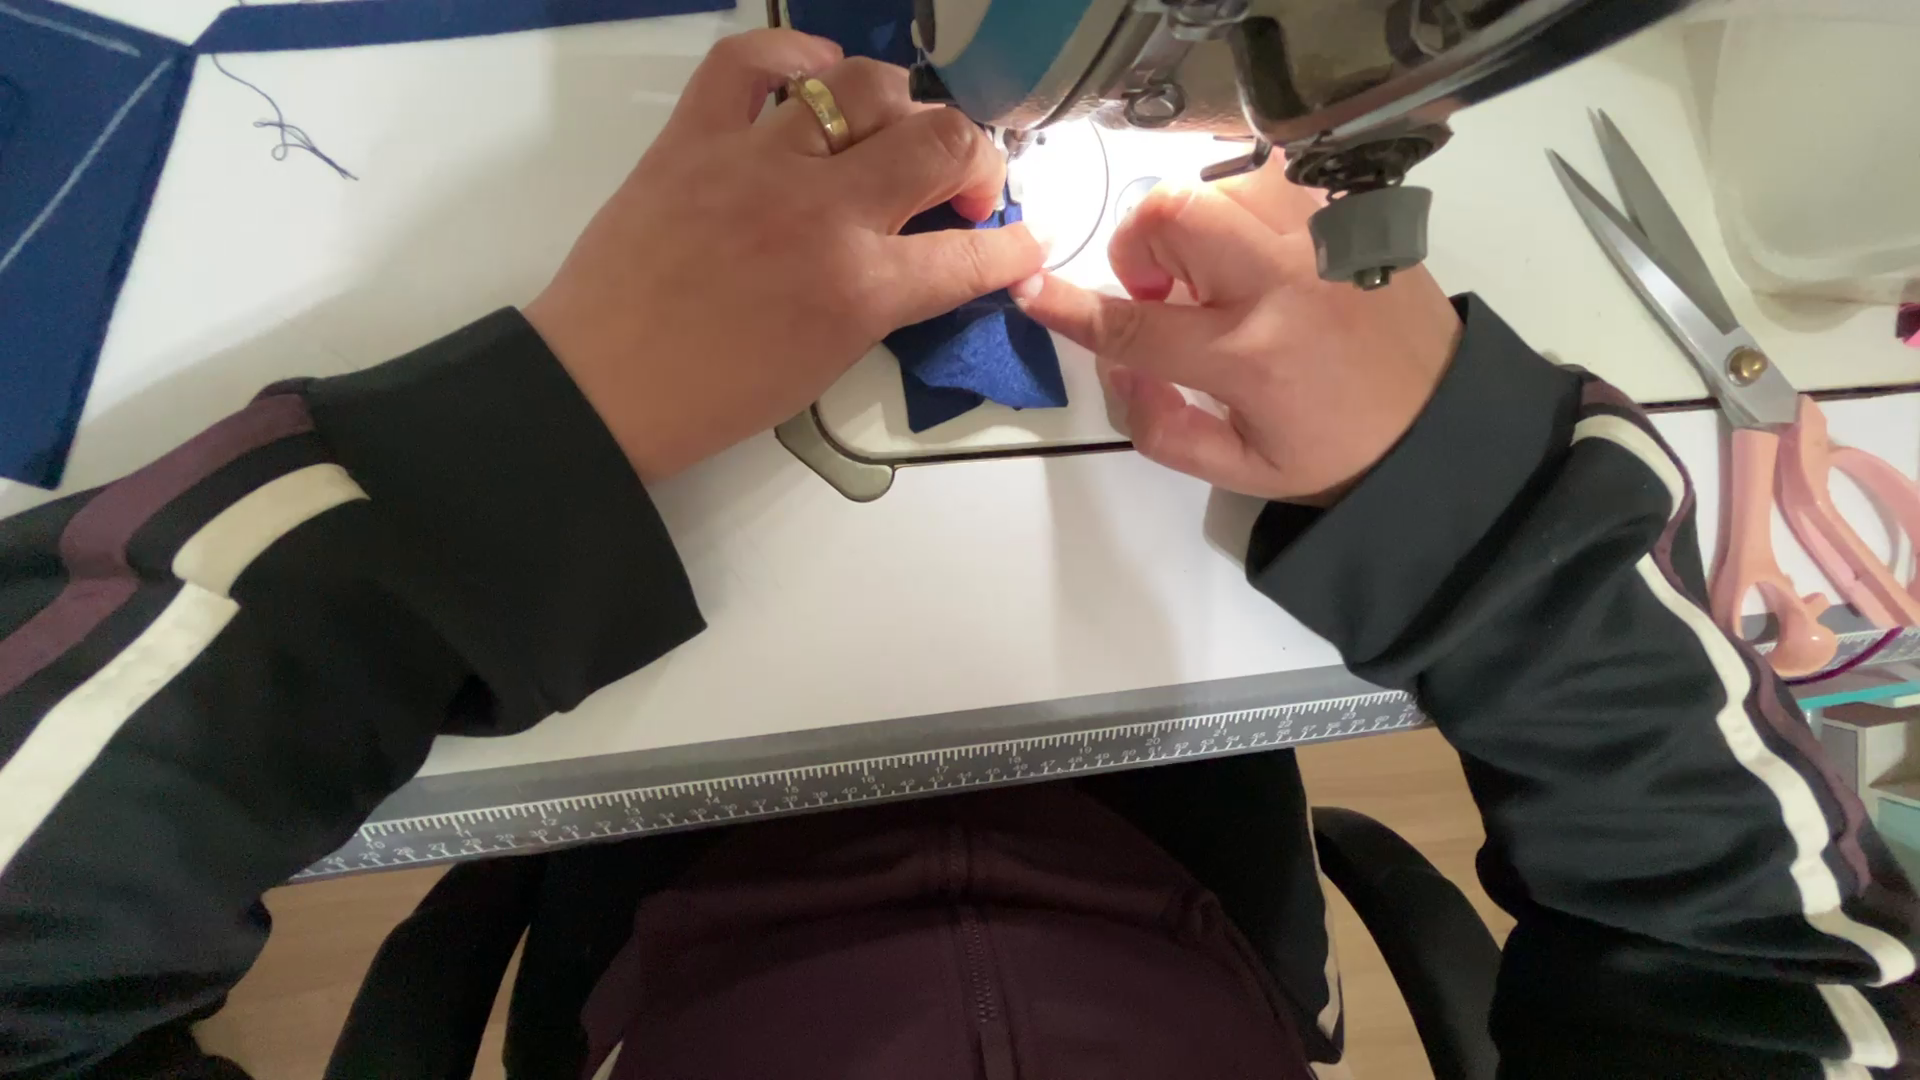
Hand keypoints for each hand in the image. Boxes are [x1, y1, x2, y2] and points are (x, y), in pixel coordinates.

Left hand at [525, 30, 1043, 482]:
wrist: (610, 386)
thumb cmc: (725, 395)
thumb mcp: (831, 360)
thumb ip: (887, 299)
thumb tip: (922, 255)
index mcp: (862, 289)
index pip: (970, 255)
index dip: (1014, 248)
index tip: (1026, 242)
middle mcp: (824, 212)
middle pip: (942, 142)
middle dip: (979, 162)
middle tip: (963, 190)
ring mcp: (758, 161)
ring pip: (865, 84)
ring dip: (904, 106)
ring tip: (896, 136)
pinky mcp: (694, 134)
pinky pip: (753, 57)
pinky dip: (798, 56)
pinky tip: (816, 81)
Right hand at [1011, 162, 1461, 504]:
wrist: (1442, 423)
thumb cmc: (1331, 453)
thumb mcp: (1235, 470)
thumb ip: (1158, 427)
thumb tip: (1120, 370)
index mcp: (1249, 357)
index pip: (1134, 326)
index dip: (1071, 309)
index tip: (1031, 290)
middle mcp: (1282, 283)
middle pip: (1174, 214)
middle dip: (1138, 244)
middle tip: (1160, 290)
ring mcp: (1322, 237)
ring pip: (1219, 182)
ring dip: (1190, 224)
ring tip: (1213, 275)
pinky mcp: (1351, 215)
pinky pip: (1271, 174)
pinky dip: (1238, 204)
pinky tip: (1253, 251)